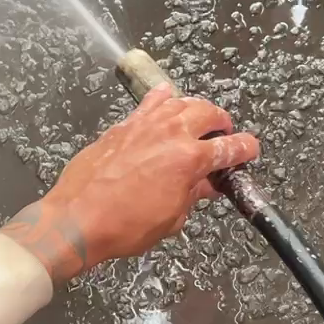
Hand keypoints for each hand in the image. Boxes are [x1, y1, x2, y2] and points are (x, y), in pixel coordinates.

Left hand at [0, 81, 259, 281]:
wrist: (76, 218)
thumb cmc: (121, 226)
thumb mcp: (170, 219)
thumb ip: (192, 196)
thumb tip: (205, 186)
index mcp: (189, 160)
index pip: (230, 147)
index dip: (245, 150)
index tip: (248, 152)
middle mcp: (169, 134)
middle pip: (208, 113)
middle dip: (221, 123)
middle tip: (222, 135)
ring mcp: (143, 126)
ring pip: (179, 102)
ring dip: (193, 109)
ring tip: (197, 119)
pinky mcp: (120, 127)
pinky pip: (147, 103)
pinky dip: (161, 99)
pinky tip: (164, 97)